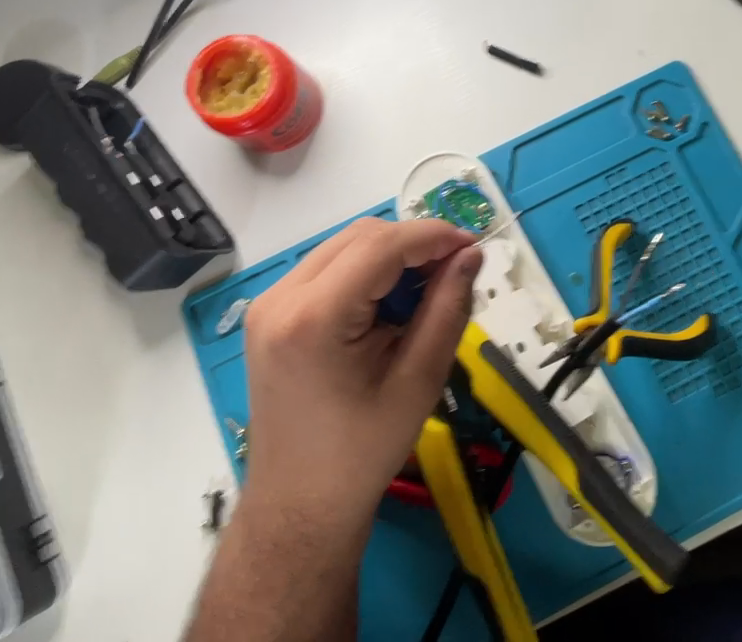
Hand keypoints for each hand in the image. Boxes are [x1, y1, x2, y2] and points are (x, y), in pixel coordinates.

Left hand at [240, 217, 482, 531]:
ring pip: (342, 247)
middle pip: (359, 237)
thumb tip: (470, 255)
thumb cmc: (362, 452)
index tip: (472, 245)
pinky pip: (326, 269)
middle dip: (412, 244)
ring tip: (425, 292)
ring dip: (389, 257)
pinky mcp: (270, 314)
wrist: (299, 505)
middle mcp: (280, 298)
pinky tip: (388, 306)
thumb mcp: (418, 381)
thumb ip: (447, 309)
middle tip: (454, 271)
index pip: (379, 246)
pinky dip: (365, 273)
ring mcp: (268, 304)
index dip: (431, 236)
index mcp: (313, 318)